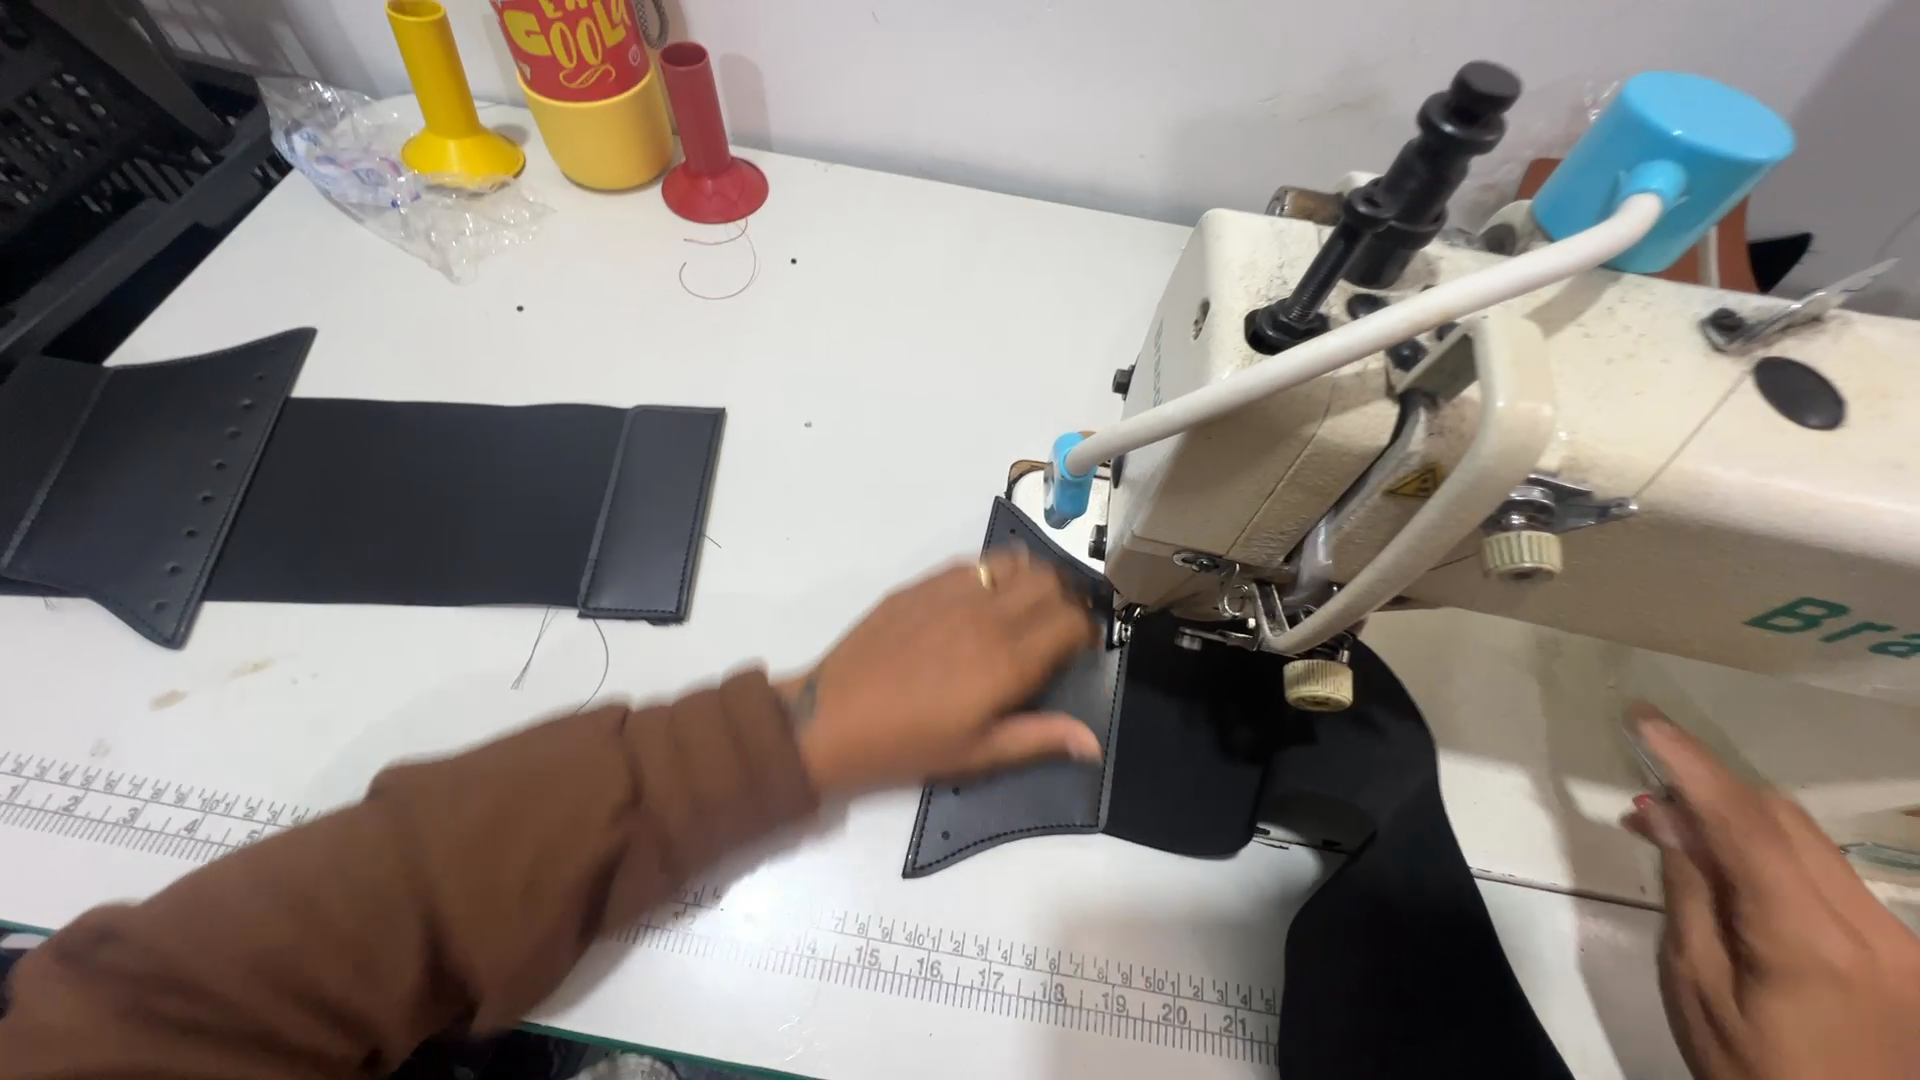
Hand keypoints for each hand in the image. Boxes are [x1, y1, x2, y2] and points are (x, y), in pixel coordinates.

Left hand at [784, 549, 1100, 797]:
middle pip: (1051, 582)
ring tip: (1024, 608)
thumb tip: (1093, 743)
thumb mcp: (977, 754)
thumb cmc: (909, 743)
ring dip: (1033, 580)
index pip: (1071, 621)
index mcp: (1007, 660)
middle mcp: (987, 615)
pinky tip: (983, 600)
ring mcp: (952, 592)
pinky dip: (994, 573)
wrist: (832, 717)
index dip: (1086, 632)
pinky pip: (975, 562)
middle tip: (1056, 627)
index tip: (1080, 649)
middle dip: (1066, 600)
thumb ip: (1040, 738)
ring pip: (1016, 563)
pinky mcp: (923, 584)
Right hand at [1622, 704, 1919, 1079]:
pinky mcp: (1902, 951)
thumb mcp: (1696, 984)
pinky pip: (1824, 872)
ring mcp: (1898, 940)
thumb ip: (1690, 892)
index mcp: (1813, 941)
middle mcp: (1874, 929)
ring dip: (1733, 813)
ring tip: (1664, 819)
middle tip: (1640, 778)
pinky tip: (1720, 859)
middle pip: (1783, 820)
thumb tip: (1666, 815)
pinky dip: (1764, 847)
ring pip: (1807, 839)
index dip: (1692, 764)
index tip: (1643, 720)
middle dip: (1708, 783)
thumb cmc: (1751, 1069)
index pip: (1746, 825)